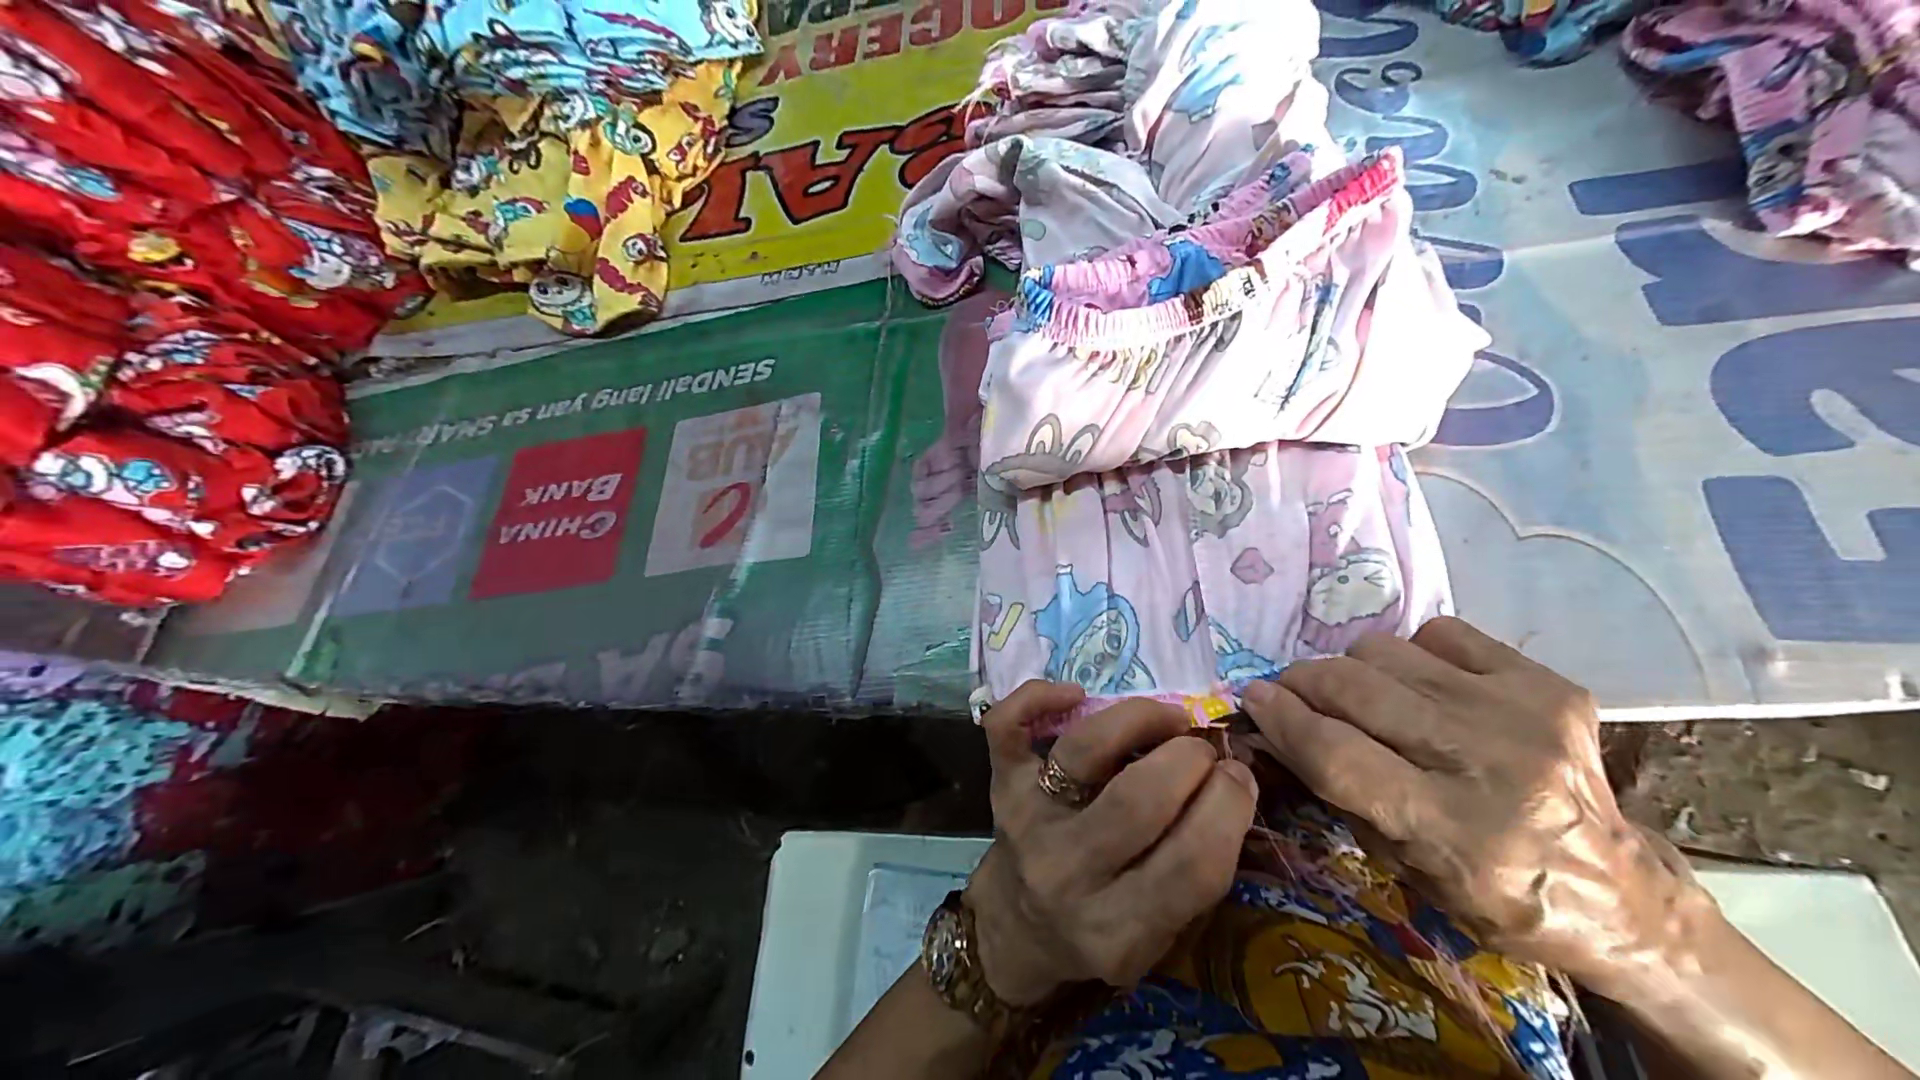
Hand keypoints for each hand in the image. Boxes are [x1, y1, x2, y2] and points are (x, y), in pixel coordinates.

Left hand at [965, 680, 1258, 1005]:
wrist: (1017, 927)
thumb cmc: (1100, 927)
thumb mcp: (1157, 934)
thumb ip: (1195, 870)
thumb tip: (1234, 777)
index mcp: (1118, 929)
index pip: (1191, 865)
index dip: (1230, 808)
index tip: (1241, 774)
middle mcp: (1067, 874)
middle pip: (1138, 799)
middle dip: (1189, 760)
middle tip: (1206, 748)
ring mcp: (1027, 822)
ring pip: (1084, 751)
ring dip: (1140, 720)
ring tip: (1171, 718)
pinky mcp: (1000, 786)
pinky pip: (1006, 728)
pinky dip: (1036, 698)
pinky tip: (1075, 693)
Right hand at [1239, 617, 1705, 995]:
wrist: (1619, 895)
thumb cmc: (1492, 894)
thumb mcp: (1399, 865)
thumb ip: (1335, 787)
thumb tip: (1273, 723)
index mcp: (1454, 829)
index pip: (1337, 753)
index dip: (1281, 718)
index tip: (1252, 699)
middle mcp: (1491, 762)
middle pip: (1354, 689)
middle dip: (1303, 684)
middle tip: (1289, 693)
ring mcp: (1523, 714)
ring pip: (1384, 651)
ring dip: (1351, 670)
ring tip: (1357, 696)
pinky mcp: (1548, 685)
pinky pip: (1439, 633)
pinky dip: (1411, 654)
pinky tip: (1420, 686)